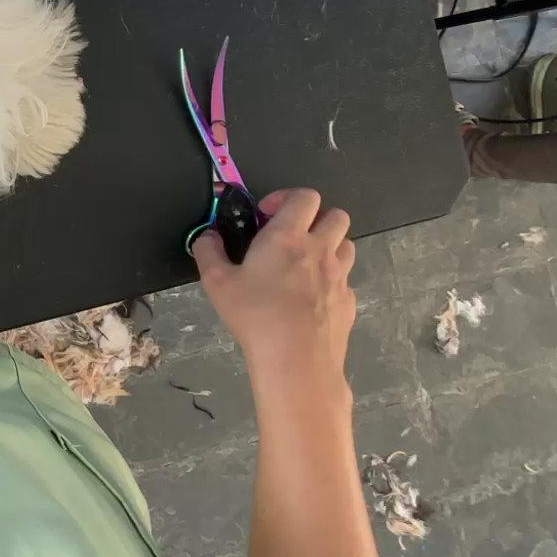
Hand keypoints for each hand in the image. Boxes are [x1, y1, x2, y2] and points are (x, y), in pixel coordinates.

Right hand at [192, 189, 355, 401]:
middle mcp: (320, 250)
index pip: (305, 197)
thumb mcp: (215, 281)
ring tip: (300, 263)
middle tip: (288, 236)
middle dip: (313, 217)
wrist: (296, 359)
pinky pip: (343, 278)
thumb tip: (207, 236)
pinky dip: (328, 278)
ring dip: (326, 244)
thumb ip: (207, 251)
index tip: (266, 214)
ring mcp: (340, 276)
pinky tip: (306, 298)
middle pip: (336, 215)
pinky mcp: (349, 300)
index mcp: (287, 237)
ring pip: (345, 244)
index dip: (286, 197)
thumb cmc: (253, 314)